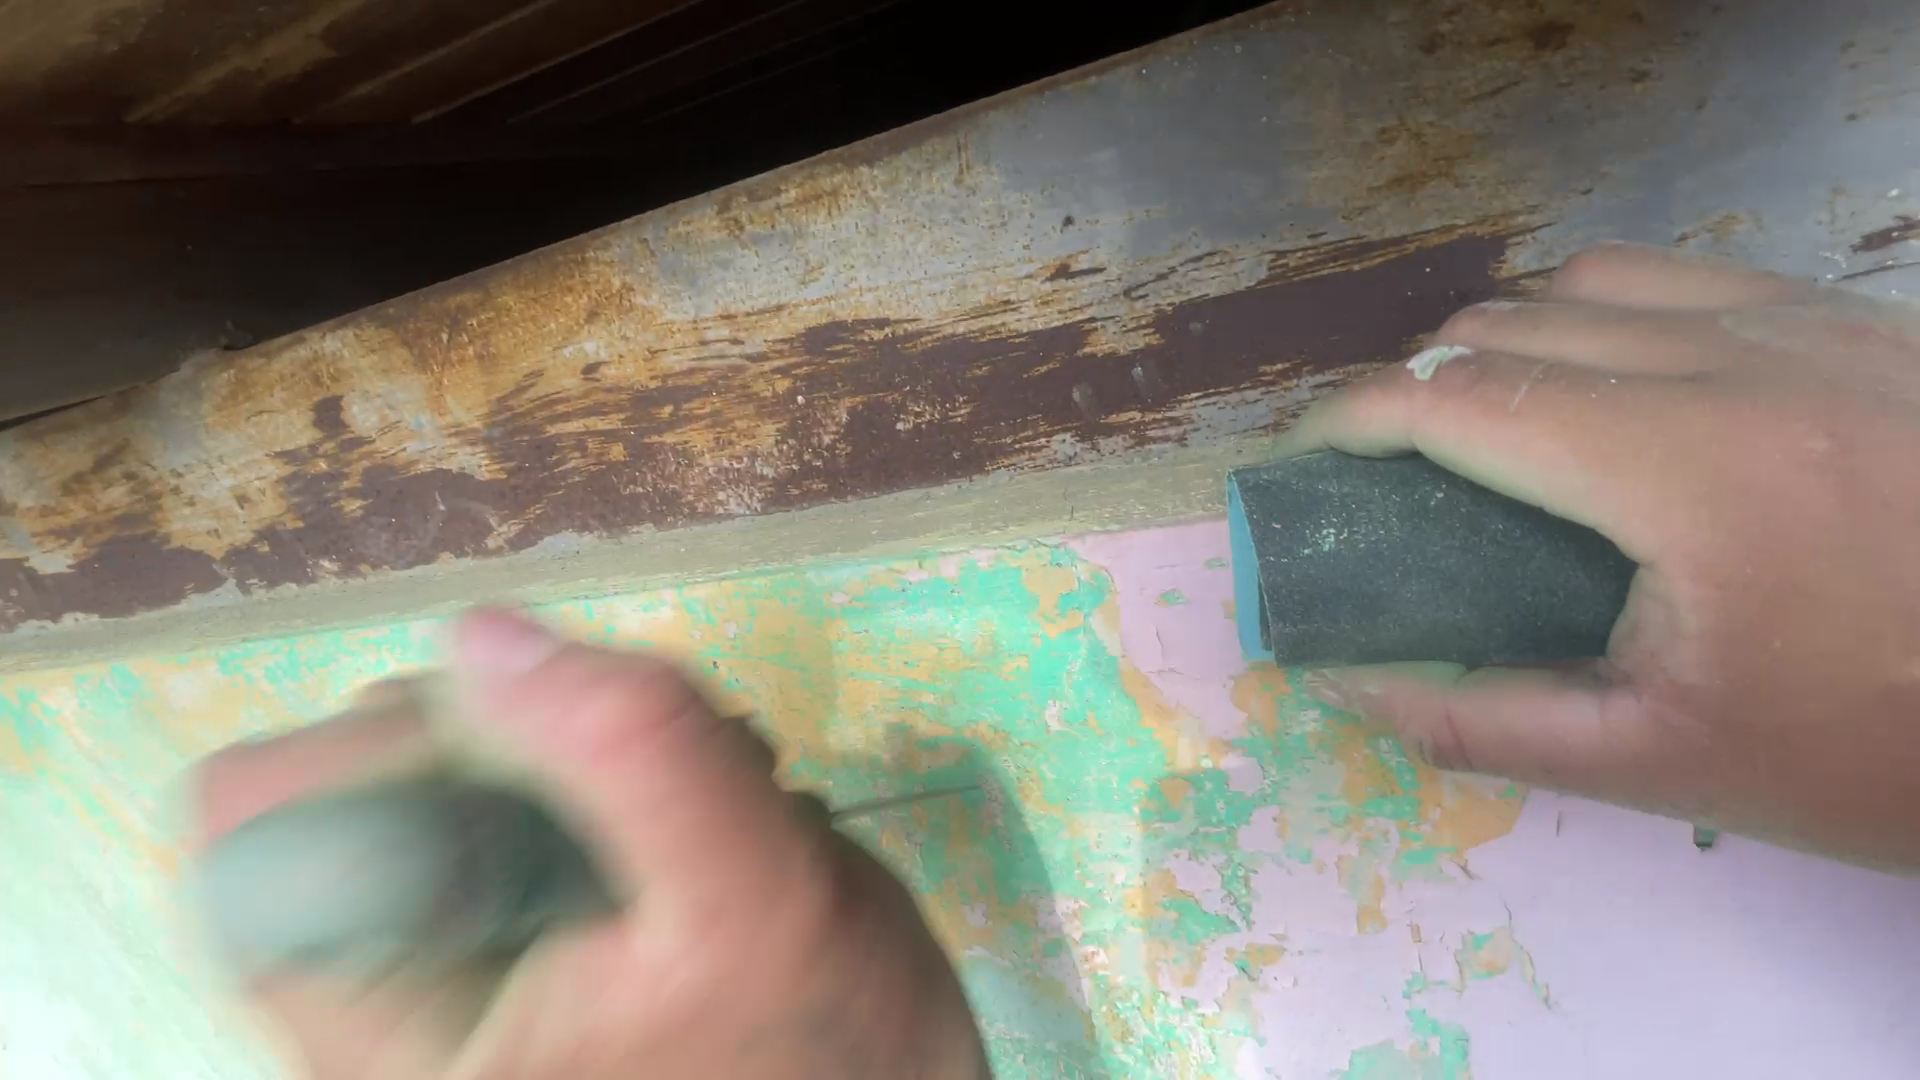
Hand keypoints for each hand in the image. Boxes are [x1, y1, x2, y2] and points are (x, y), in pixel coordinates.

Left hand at [191, 608, 985, 1078]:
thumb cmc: (828, 1042)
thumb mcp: (757, 896)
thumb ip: (636, 757)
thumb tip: (484, 632)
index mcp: (390, 1026)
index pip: (273, 821)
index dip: (406, 746)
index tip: (555, 760)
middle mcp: (411, 978)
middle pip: (385, 763)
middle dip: (535, 733)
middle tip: (658, 771)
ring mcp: (495, 932)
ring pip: (486, 751)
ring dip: (606, 733)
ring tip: (720, 778)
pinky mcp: (569, 894)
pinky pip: (561, 766)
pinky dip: (641, 748)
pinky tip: (726, 784)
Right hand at [1278, 242, 1919, 868]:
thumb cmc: (1896, 745)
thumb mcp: (1663, 762)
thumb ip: (1476, 724)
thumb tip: (1341, 686)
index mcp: (1680, 468)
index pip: (1451, 397)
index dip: (1346, 417)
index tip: (1299, 457)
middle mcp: (1734, 363)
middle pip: (1493, 329)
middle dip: (1400, 386)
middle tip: (1373, 463)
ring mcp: (1804, 324)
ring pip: (1569, 283)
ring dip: (1481, 343)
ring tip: (1460, 417)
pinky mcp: (1850, 319)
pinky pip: (1661, 275)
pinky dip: (1572, 313)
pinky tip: (1574, 377)